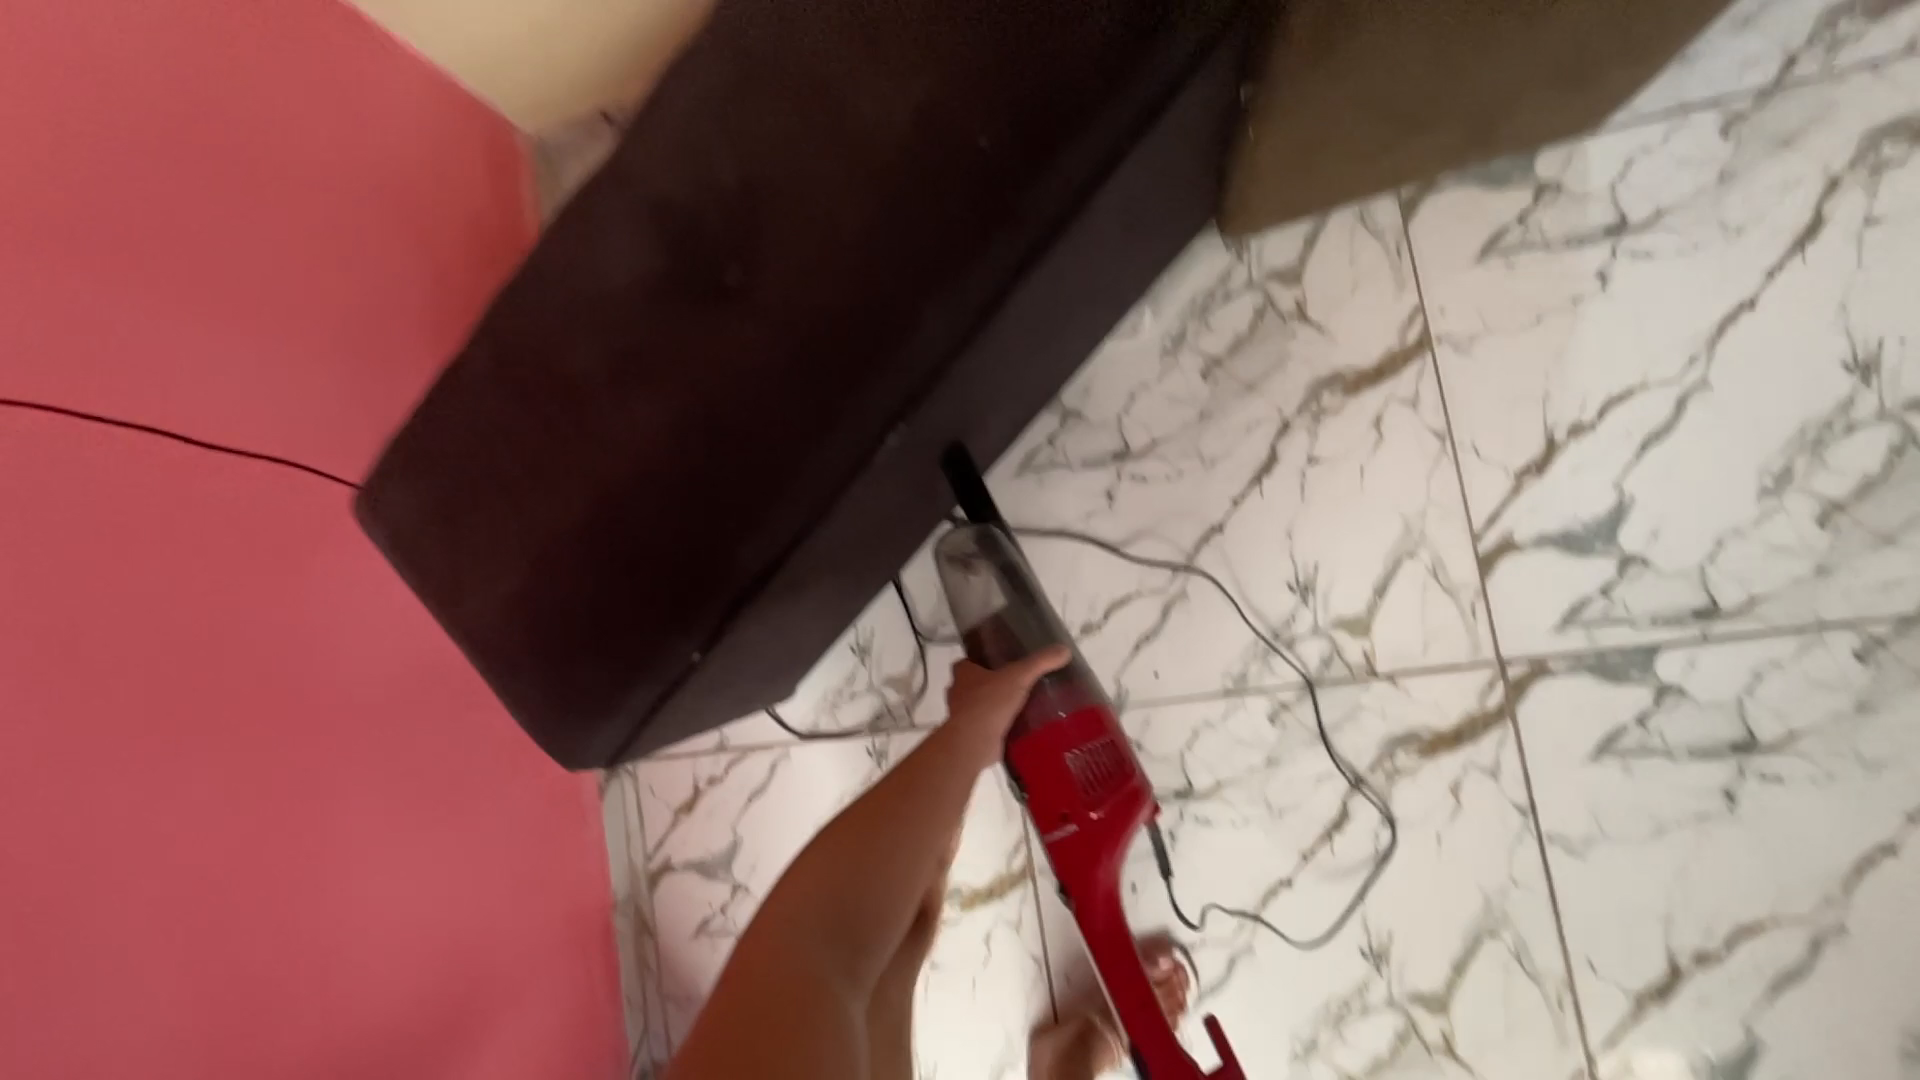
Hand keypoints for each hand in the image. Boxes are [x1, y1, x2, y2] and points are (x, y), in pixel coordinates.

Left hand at [941, 645, 1072, 765]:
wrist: (973, 743)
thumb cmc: (989, 703)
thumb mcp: (1019, 676)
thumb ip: (1040, 663)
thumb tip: (1065, 650)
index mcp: (963, 673)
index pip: (970, 661)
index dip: (983, 661)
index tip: (1003, 663)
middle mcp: (958, 693)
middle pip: (976, 685)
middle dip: (994, 685)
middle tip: (1020, 685)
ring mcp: (963, 716)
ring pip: (982, 707)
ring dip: (998, 708)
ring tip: (1024, 706)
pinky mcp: (972, 736)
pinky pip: (988, 728)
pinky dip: (1001, 728)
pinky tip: (1021, 728)